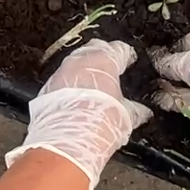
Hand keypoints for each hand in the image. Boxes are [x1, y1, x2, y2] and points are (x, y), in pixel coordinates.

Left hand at [5, 40, 151, 189]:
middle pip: (94, 49)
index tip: (129, 59)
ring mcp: (61, 72)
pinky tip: (75, 98)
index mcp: (104, 60)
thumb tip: (142, 112)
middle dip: (102, 57)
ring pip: (75, 63)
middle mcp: (81, 60)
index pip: (119, 49)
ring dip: (84, 70)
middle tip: (110, 69)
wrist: (66, 140)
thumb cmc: (99, 122)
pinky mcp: (47, 87)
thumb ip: (135, 109)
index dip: (126, 55)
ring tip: (93, 84)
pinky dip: (70, 85)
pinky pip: (62, 80)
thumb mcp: (126, 116)